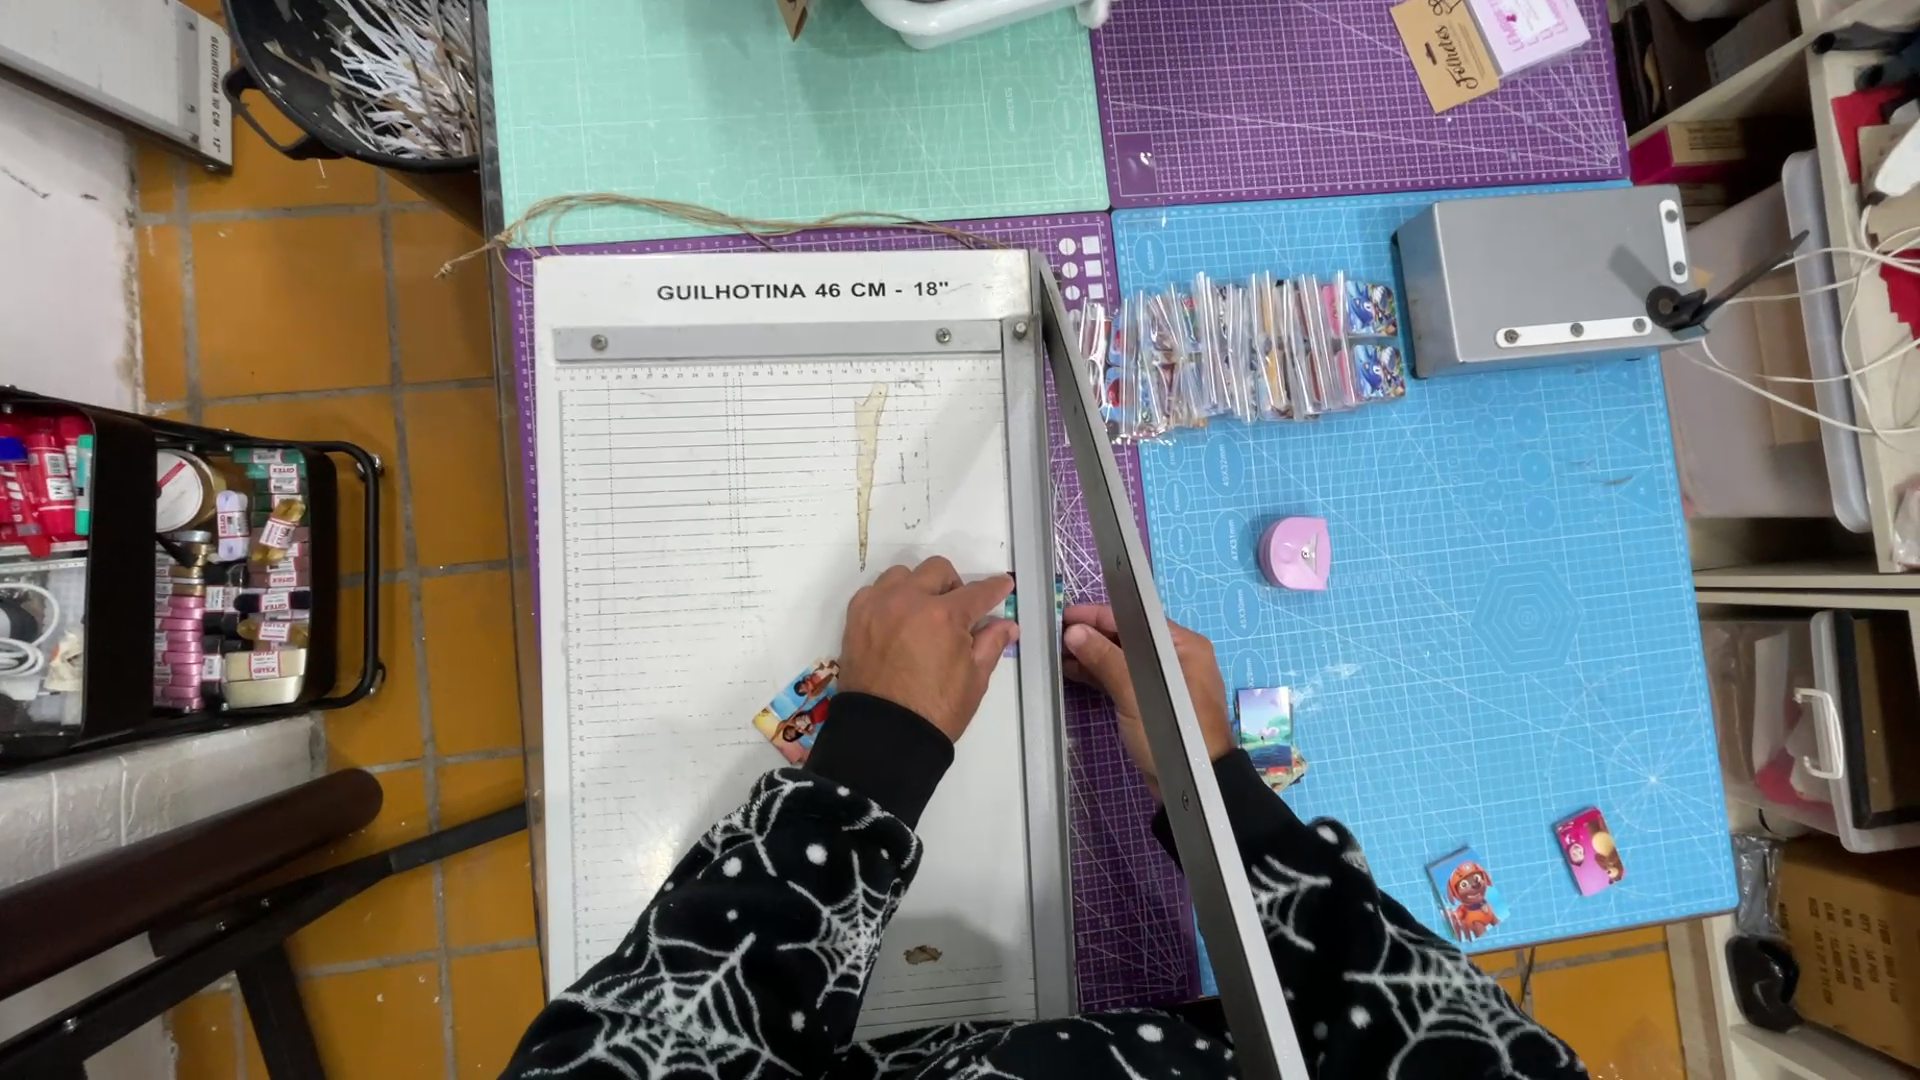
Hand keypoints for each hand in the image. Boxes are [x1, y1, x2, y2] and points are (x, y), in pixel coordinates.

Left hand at [839, 557, 1018, 741]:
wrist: (884, 736)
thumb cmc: (936, 711)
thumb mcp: (974, 679)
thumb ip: (991, 644)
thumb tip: (1007, 625)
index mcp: (943, 616)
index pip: (977, 592)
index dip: (994, 588)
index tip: (1003, 585)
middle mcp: (909, 601)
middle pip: (938, 570)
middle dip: (954, 585)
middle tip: (957, 611)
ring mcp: (878, 606)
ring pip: (903, 574)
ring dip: (918, 587)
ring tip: (922, 614)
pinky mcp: (856, 617)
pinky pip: (874, 590)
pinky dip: (889, 598)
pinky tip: (897, 619)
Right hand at [1060, 605, 1234, 800]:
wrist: (1194, 786)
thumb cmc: (1173, 733)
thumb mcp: (1135, 692)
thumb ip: (1105, 658)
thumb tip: (1073, 632)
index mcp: (1182, 645)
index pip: (1133, 619)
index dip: (1096, 616)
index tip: (1062, 616)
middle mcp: (1175, 656)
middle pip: (1127, 636)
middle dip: (1091, 635)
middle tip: (1054, 636)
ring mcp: (1163, 679)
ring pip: (1122, 657)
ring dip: (1092, 655)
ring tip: (1057, 653)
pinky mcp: (1151, 700)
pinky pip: (1122, 677)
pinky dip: (1101, 673)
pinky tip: (1074, 671)